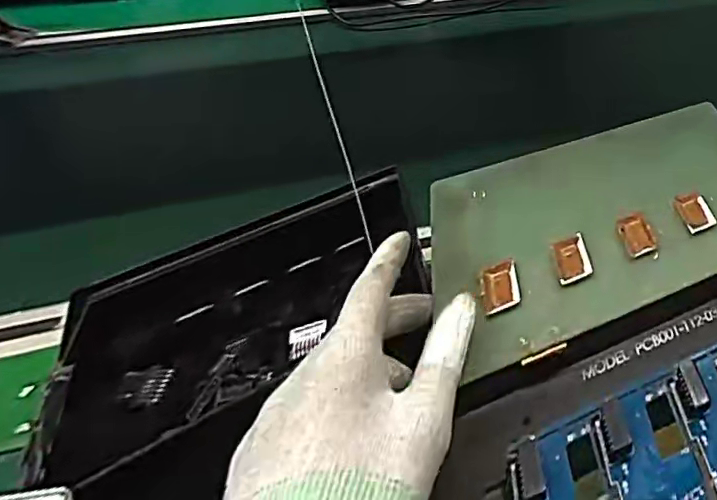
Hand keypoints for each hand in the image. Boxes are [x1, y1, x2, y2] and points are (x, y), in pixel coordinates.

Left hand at [226, 232, 476, 499]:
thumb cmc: (363, 490)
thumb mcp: (423, 418)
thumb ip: (445, 355)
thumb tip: (461, 310)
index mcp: (342, 359)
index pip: (369, 289)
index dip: (389, 261)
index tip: (399, 242)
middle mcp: (301, 381)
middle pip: (353, 330)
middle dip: (394, 318)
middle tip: (427, 317)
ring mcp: (272, 422)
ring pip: (329, 373)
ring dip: (369, 366)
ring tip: (402, 392)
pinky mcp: (255, 460)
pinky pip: (305, 410)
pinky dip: (338, 402)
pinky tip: (358, 436)